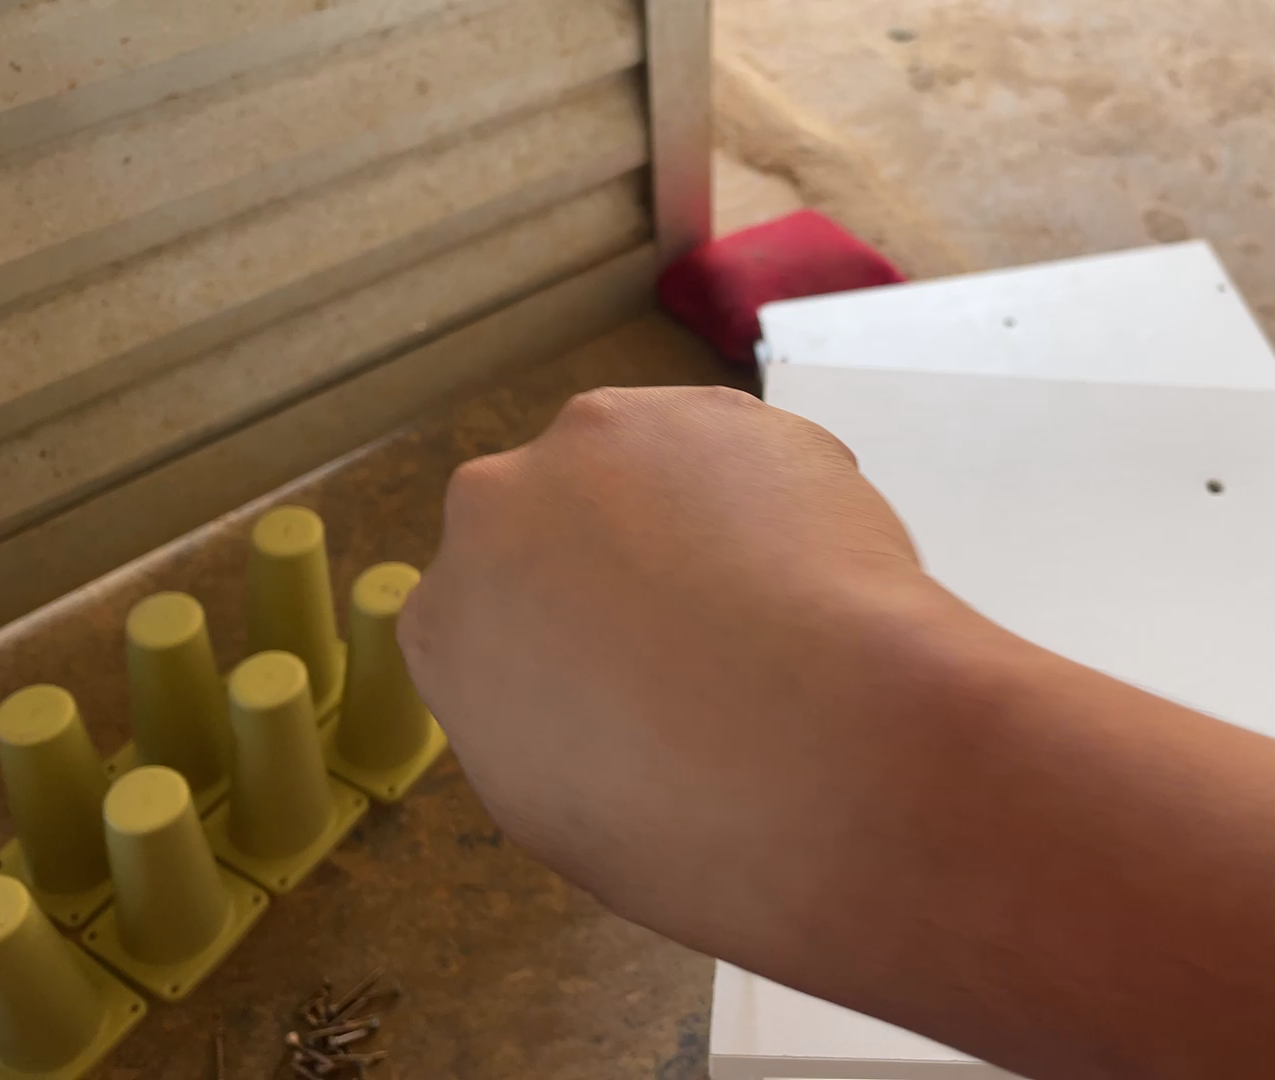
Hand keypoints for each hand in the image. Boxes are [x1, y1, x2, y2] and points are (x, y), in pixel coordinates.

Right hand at [398, 386, 981, 955]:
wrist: (800, 739)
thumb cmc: (681, 810)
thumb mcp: (562, 803)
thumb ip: (550, 715)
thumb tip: (600, 689)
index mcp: (450, 612)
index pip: (513, 602)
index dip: (592, 626)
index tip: (651, 651)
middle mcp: (513, 498)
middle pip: (583, 514)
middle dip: (646, 552)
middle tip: (725, 617)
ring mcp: (620, 436)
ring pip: (672, 466)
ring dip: (719, 514)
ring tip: (782, 595)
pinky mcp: (725, 411)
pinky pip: (759, 454)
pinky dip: (791, 497)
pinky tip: (824, 562)